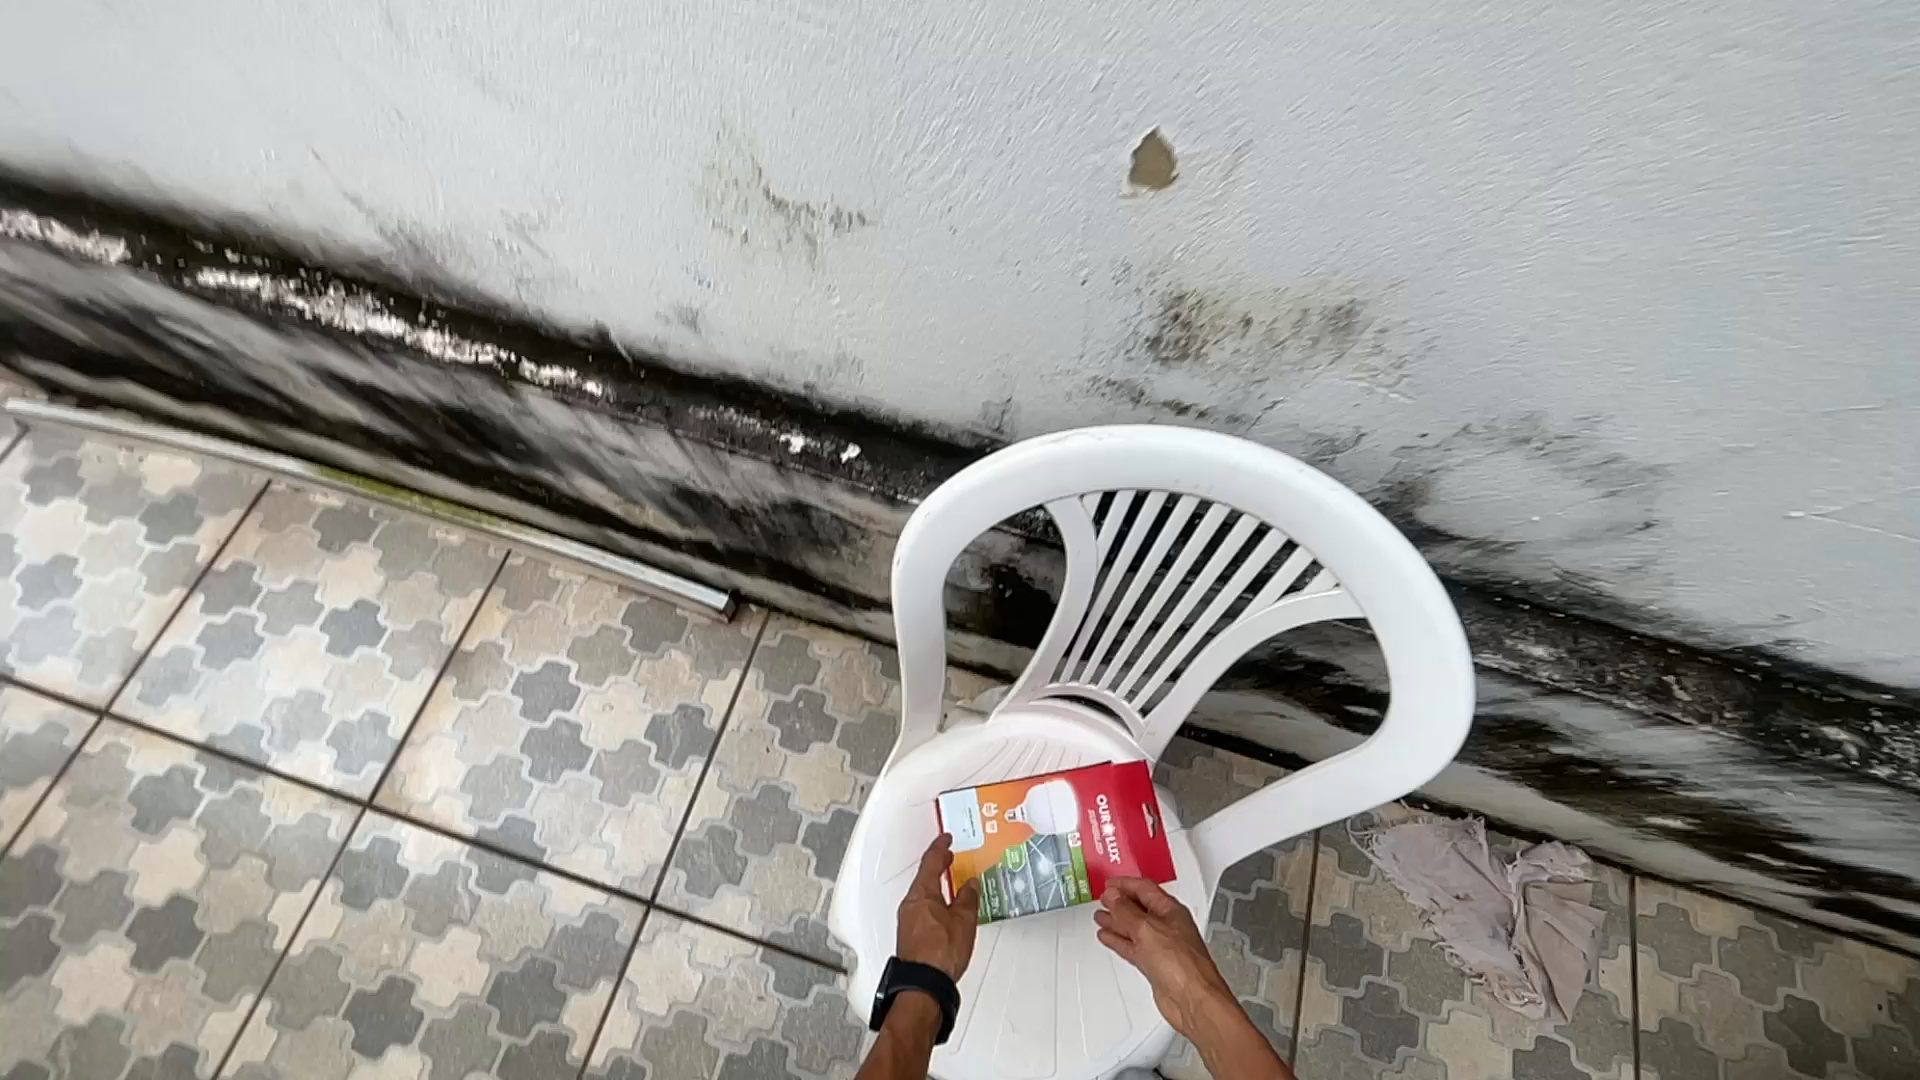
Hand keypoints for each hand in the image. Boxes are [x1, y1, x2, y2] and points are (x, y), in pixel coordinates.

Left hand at [896, 833, 979, 980]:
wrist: (923, 986)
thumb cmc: (939, 954)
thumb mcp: (963, 921)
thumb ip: (967, 899)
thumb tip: (970, 885)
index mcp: (922, 893)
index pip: (931, 861)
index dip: (940, 847)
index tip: (946, 838)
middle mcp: (911, 904)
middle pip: (925, 877)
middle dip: (938, 866)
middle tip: (949, 856)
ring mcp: (908, 920)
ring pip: (923, 894)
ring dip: (937, 886)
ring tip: (951, 883)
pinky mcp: (910, 935)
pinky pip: (922, 909)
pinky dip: (934, 902)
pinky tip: (944, 910)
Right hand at [1095, 877, 1235, 1038]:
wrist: (1193, 1002)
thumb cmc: (1183, 964)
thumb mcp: (1147, 929)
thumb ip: (1126, 911)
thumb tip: (1113, 896)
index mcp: (1171, 911)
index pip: (1144, 889)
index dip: (1124, 884)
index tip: (1109, 884)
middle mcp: (1168, 927)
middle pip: (1139, 908)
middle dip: (1119, 903)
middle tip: (1103, 899)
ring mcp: (1162, 947)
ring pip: (1134, 929)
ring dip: (1117, 922)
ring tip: (1101, 916)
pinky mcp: (1156, 966)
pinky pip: (1133, 947)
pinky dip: (1119, 941)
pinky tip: (1108, 938)